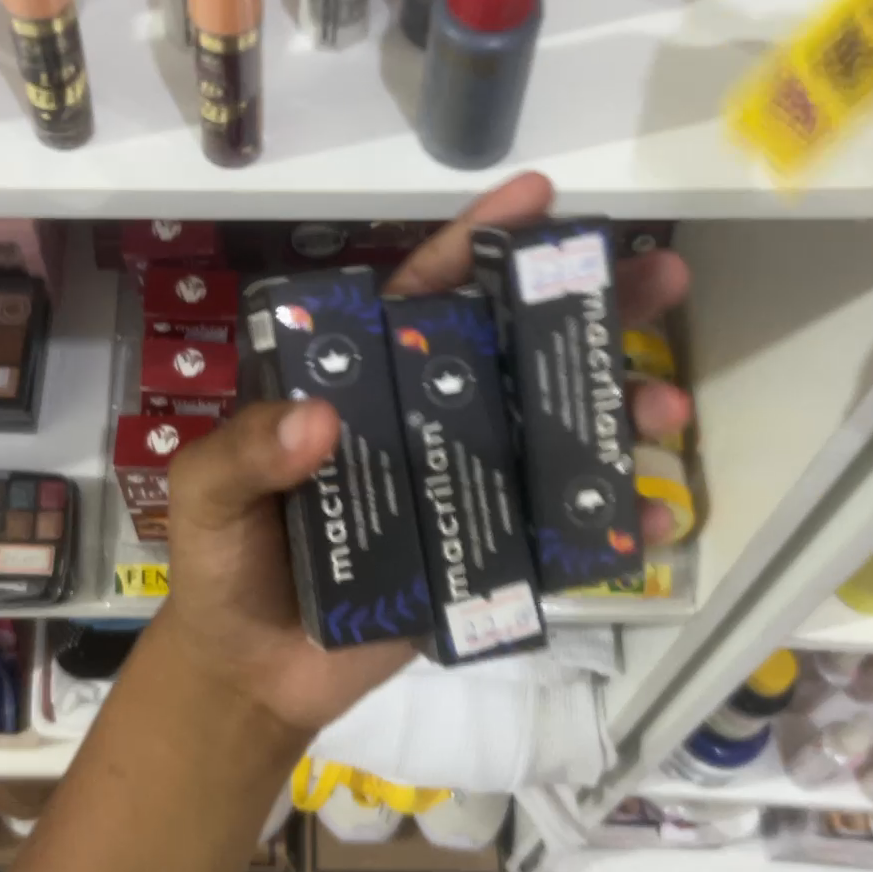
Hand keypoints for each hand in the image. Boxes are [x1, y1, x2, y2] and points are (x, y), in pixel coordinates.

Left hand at [157, 172, 692, 734]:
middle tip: (657, 276)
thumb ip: (245, 452)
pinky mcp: (477, 555)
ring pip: (543, 433)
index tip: (540, 199)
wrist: (251, 672)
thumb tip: (320, 420)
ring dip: (608, 413)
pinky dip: (604, 525)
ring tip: (663, 405)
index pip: (415, 299)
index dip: (474, 244)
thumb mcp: (209, 494)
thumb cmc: (222, 566)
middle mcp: (415, 423)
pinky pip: (550, 533)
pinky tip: (659, 517)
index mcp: (355, 387)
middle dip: (579, 312)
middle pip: (504, 353)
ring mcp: (454, 487)